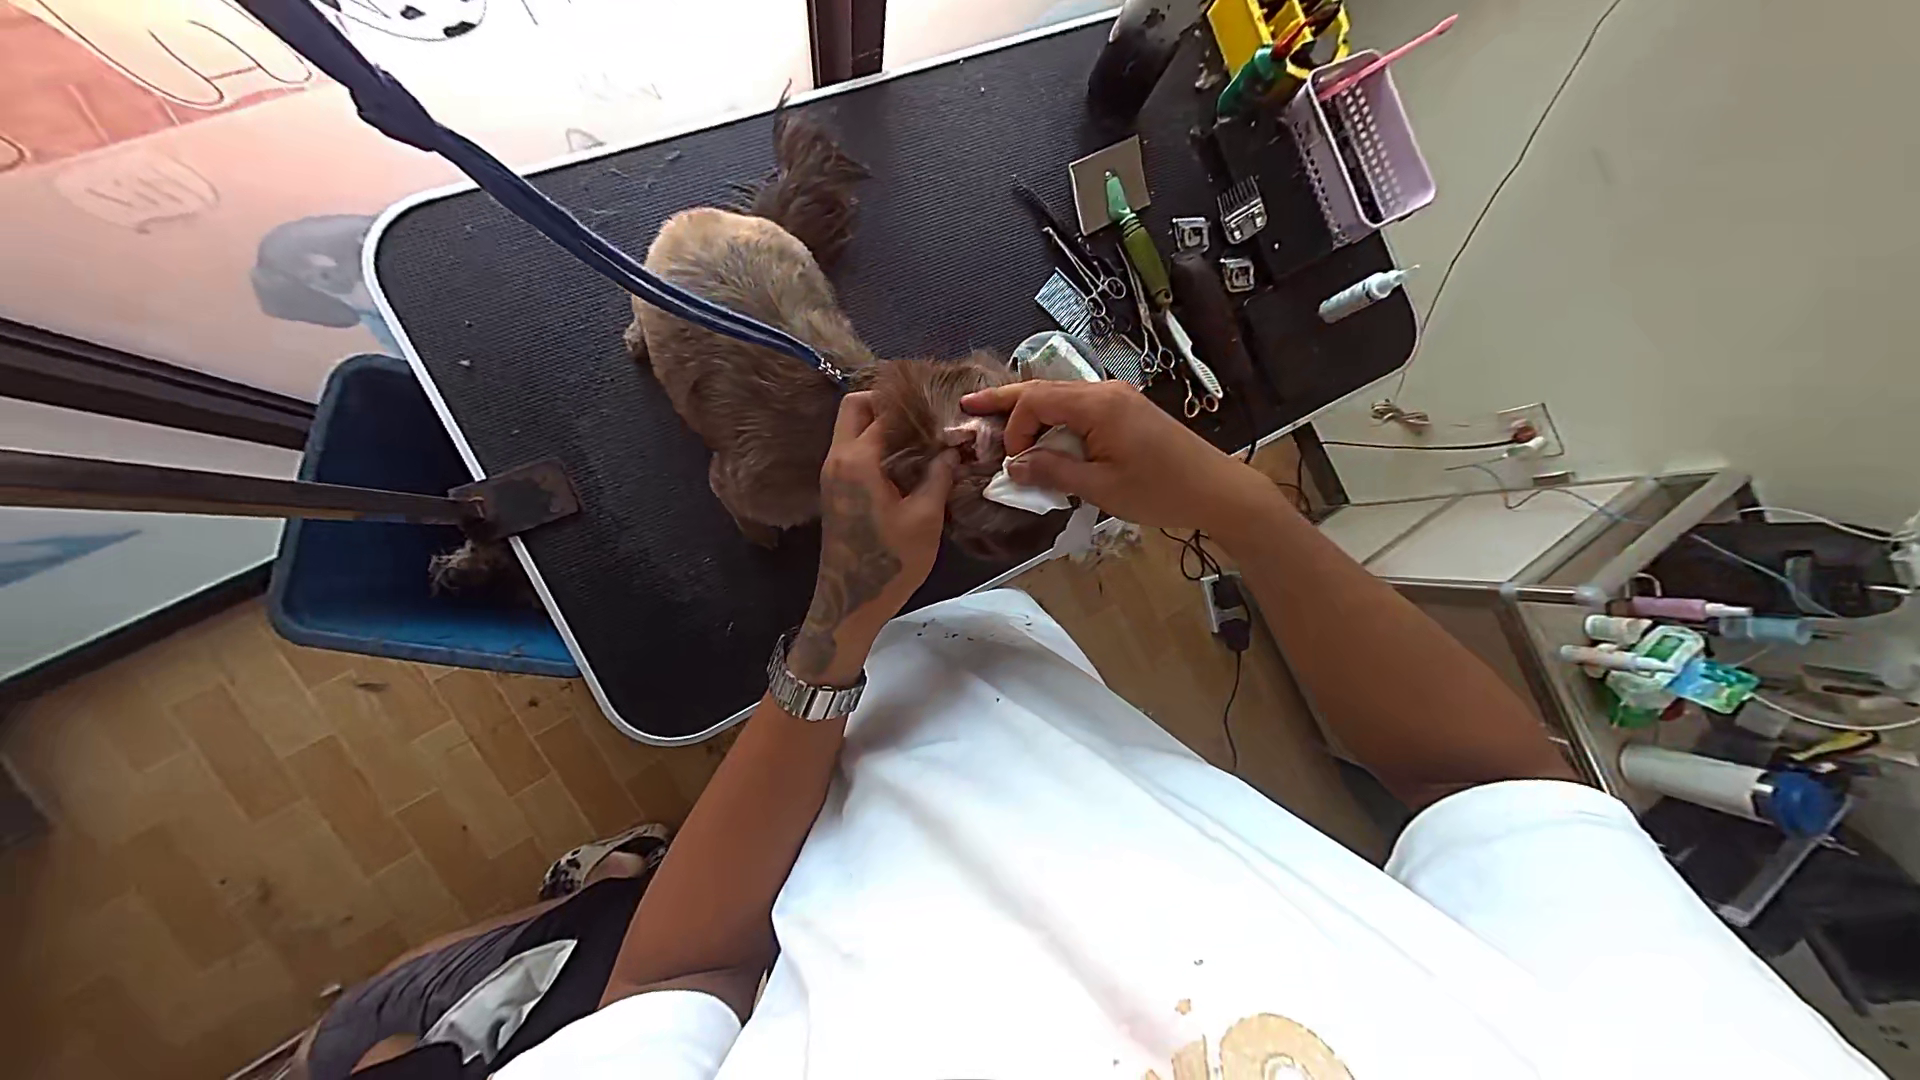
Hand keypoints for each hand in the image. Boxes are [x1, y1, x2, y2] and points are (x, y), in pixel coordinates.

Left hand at [789, 393, 956, 685]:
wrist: (851, 601)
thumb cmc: (890, 560)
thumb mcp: (925, 517)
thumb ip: (939, 476)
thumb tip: (952, 450)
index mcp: (857, 459)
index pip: (883, 411)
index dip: (914, 407)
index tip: (942, 410)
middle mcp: (837, 459)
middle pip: (854, 408)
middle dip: (886, 403)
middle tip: (923, 417)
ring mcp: (832, 475)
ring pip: (850, 430)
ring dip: (880, 426)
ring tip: (921, 437)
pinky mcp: (835, 491)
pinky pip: (851, 452)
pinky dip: (874, 446)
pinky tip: (906, 462)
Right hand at [961, 380, 1276, 532]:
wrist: (1216, 490)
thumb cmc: (1160, 491)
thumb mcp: (1099, 487)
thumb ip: (1052, 471)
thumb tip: (1014, 467)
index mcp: (1097, 405)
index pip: (1036, 400)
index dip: (1014, 427)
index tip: (1013, 462)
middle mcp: (1104, 392)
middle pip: (1043, 389)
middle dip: (1006, 402)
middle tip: (970, 408)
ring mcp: (1117, 399)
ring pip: (1060, 398)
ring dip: (1031, 415)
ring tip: (1004, 430)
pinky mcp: (1125, 412)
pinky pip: (1079, 410)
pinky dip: (1055, 423)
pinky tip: (1044, 439)